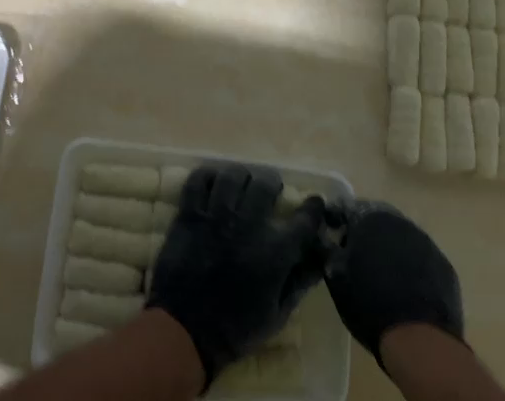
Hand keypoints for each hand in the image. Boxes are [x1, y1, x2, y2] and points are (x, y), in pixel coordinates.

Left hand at [144, 163, 330, 385]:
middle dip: (273, 183)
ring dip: (243, 175)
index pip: (304, 219)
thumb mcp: (278, 314)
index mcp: (275, 253)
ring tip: (243, 182)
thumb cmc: (235, 329)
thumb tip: (321, 257)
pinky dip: (208, 176)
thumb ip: (300, 282)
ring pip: (233, 175)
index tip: (314, 204)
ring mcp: (215, 216)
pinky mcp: (189, 214)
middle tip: (272, 189)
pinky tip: (214, 183)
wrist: (184, 330)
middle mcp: (248, 225)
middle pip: (266, 184)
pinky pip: (199, 180)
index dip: (313, 208)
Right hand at [324, 201, 463, 362]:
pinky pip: (420, 258)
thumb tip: (323, 235)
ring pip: (400, 237)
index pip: (347, 207)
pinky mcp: (444, 266)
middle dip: (363, 232)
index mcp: (371, 219)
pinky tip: (403, 286)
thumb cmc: (368, 303)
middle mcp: (401, 222)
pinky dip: (408, 265)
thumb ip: (326, 249)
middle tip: (352, 252)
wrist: (419, 339)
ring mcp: (426, 244)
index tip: (329, 231)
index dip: (335, 218)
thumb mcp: (335, 276)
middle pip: (376, 219)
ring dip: (387, 247)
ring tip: (378, 271)